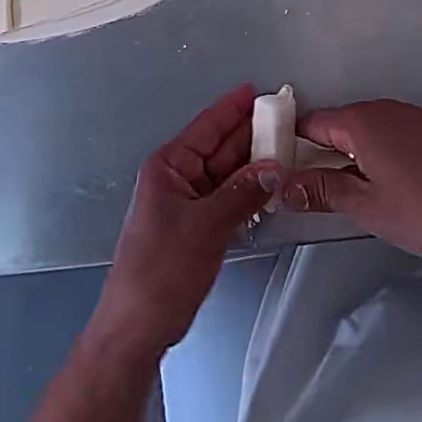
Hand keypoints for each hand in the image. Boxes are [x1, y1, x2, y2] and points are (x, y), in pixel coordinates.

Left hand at [92, 84, 280, 357]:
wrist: (136, 330)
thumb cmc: (157, 274)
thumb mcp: (205, 227)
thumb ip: (242, 194)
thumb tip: (273, 170)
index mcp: (168, 167)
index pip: (206, 127)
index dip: (232, 108)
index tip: (256, 92)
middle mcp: (176, 179)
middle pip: (219, 148)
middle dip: (250, 136)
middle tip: (284, 123)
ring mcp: (186, 203)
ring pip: (226, 173)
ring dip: (253, 166)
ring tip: (284, 153)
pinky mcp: (196, 225)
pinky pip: (227, 197)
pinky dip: (247, 192)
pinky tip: (268, 189)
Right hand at [284, 99, 421, 258]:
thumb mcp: (368, 206)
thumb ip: (323, 192)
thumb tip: (285, 185)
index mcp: (360, 121)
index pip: (309, 123)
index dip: (290, 146)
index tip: (279, 174)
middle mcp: (381, 109)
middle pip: (334, 126)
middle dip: (317, 156)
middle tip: (306, 194)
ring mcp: (407, 117)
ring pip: (361, 133)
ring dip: (346, 158)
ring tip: (342, 196)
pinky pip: (385, 137)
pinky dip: (372, 156)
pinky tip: (381, 186)